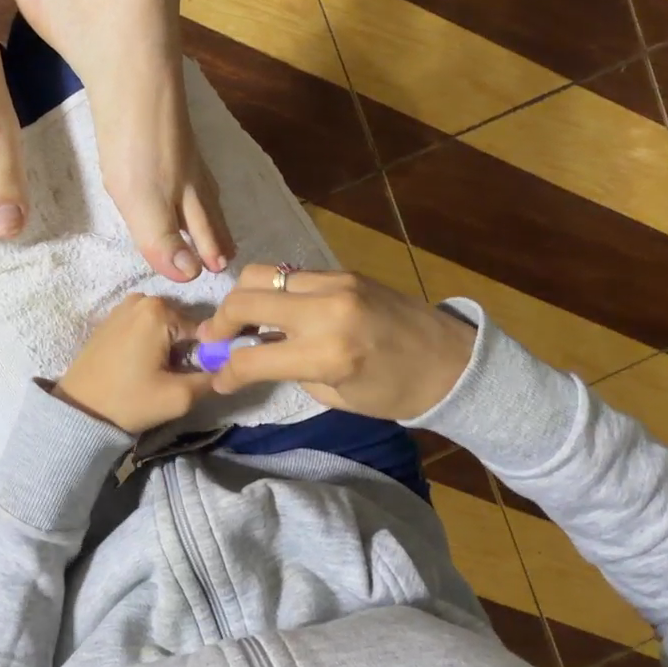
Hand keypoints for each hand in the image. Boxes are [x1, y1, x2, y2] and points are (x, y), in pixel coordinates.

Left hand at [55, 295, 213, 434]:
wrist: (78, 410)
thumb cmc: (129, 400)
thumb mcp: (179, 397)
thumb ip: (213, 378)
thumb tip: (232, 366)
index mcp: (160, 309)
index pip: (204, 330)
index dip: (207, 356)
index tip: (196, 377)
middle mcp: (142, 298)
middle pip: (182, 325)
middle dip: (185, 349)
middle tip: (174, 378)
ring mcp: (123, 306)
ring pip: (164, 327)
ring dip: (167, 347)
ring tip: (157, 373)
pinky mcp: (110, 319)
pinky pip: (144, 326)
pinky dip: (149, 343)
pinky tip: (142, 366)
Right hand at [196, 266, 475, 419]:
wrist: (452, 362)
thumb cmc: (396, 393)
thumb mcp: (336, 394)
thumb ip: (289, 370)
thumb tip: (248, 354)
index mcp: (328, 353)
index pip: (252, 357)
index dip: (226, 370)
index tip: (216, 377)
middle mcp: (326, 309)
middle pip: (246, 297)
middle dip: (221, 321)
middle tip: (214, 340)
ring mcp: (335, 283)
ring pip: (263, 274)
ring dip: (243, 297)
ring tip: (240, 320)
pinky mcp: (343, 272)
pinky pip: (291, 274)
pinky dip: (273, 290)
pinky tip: (275, 310)